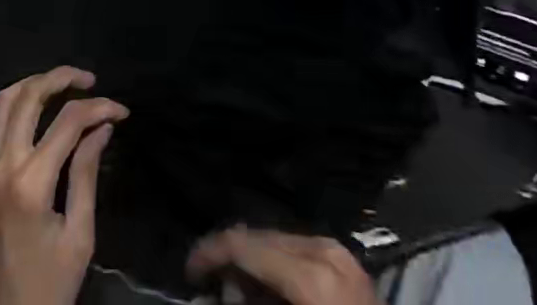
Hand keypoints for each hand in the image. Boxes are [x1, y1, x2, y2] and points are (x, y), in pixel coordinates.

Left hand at [0, 67, 128, 304]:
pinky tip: (42, 110)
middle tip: (91, 80)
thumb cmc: (44, 289)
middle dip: (62, 78)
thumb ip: (86, 175)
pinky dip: (19, 104)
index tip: (124, 112)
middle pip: (28, 96)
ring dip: (35, 84)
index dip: (100, 107)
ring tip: (66, 85)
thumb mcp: (78, 238)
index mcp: (30, 182)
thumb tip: (101, 128)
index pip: (68, 120)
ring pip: (4, 102)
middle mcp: (2, 164)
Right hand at [187, 228, 380, 304]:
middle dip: (231, 261)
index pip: (244, 244)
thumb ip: (248, 303)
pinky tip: (270, 292)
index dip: (209, 252)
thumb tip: (219, 293)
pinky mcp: (348, 261)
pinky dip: (278, 268)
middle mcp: (323, 249)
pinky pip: (300, 252)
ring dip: (254, 265)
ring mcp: (340, 252)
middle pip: (260, 238)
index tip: (188, 272)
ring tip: (240, 295)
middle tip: (212, 291)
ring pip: (279, 242)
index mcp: (309, 271)